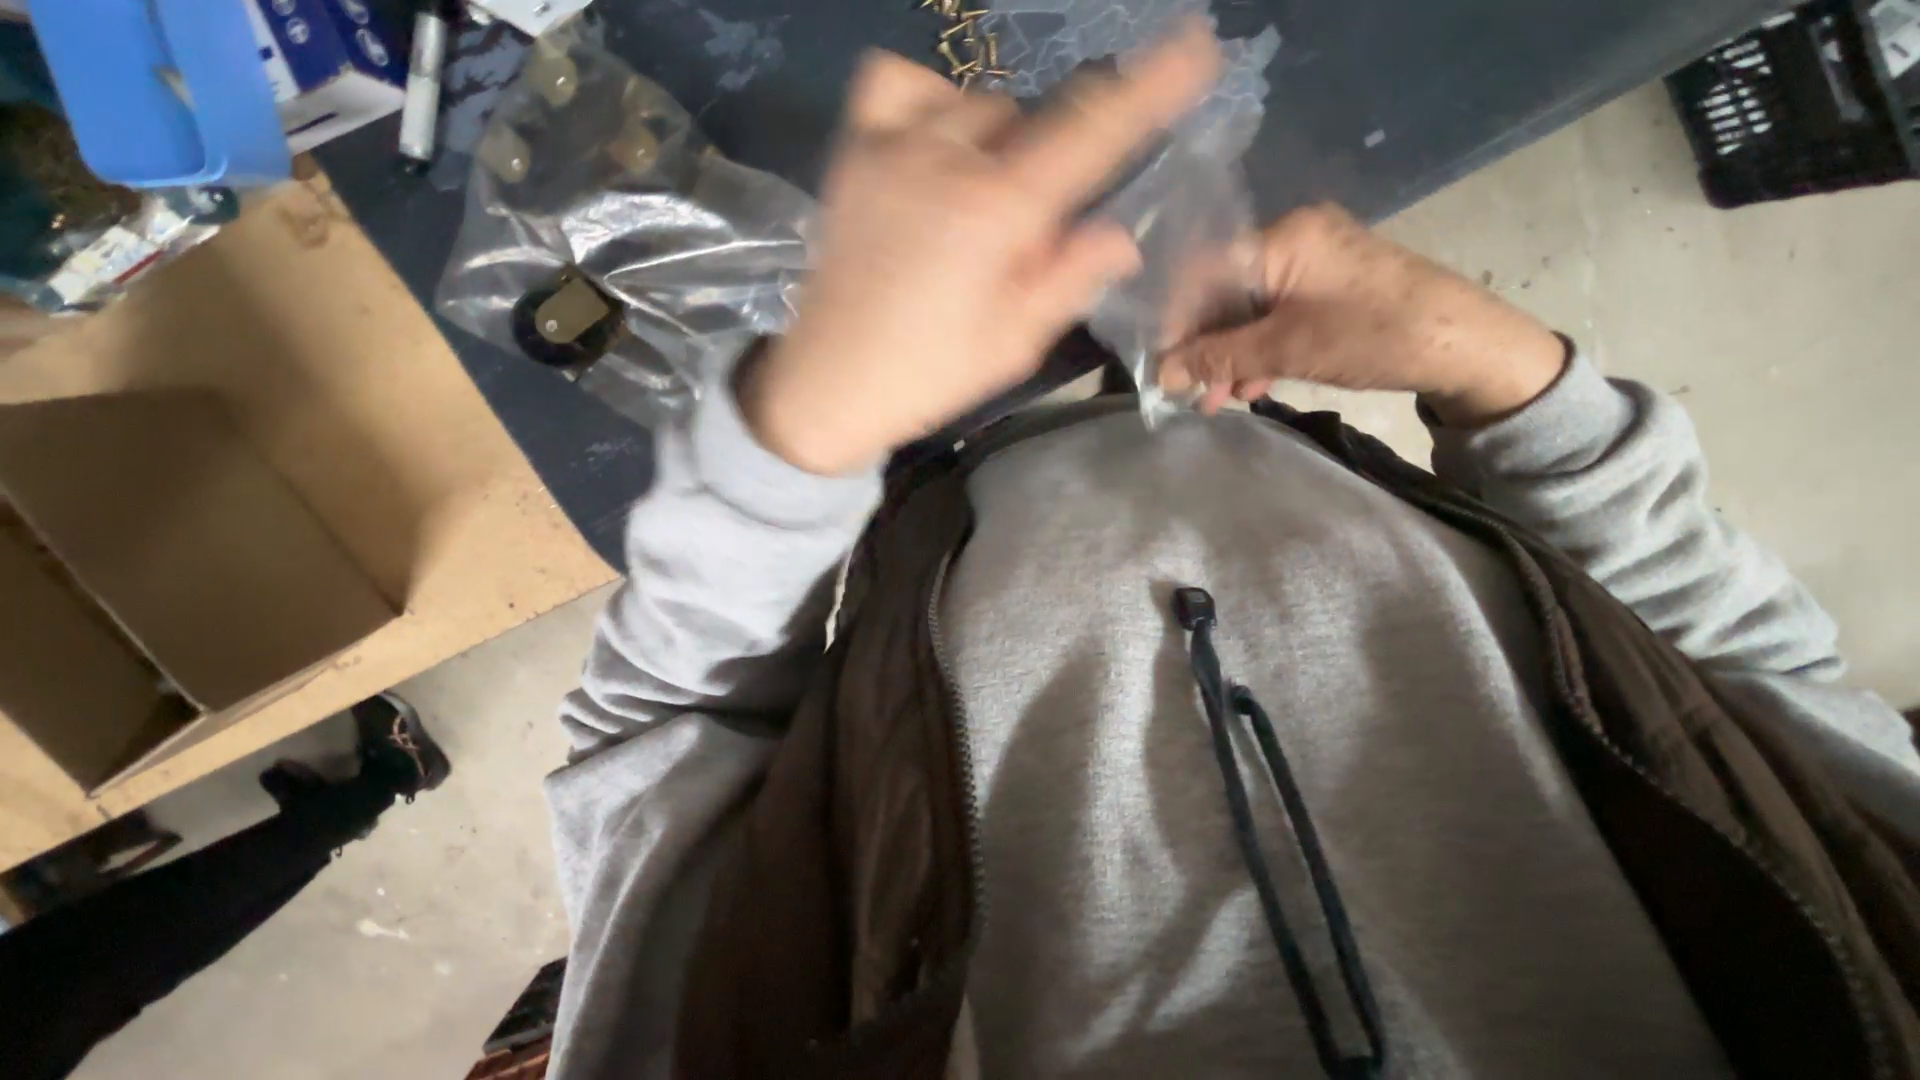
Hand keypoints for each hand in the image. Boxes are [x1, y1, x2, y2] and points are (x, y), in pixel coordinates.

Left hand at [739, 23, 1222, 473]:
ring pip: (976, 105)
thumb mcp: (1015, 340)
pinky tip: (934, 145)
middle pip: (1033, 119)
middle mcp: (947, 160)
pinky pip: (897, 84)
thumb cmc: (928, 375)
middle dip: (1049, 164)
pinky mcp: (852, 154)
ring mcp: (892, 148)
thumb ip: (1071, 276)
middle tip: (1028, 231)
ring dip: (997, 142)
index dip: (1149, 86)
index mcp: (997, 212)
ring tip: (979, 199)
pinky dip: (929, 102)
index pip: (1091, 132)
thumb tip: (1119, 232)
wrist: (826, 386)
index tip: (1194, 47)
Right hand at [1159, 204, 1567, 426]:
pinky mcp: (1332, 287)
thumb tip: (1162, 373)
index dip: (1177, 322)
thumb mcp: (1286, 349)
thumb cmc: (1373, 335)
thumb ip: (1219, 358)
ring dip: (1231, 355)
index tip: (1161, 366)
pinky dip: (1262, 349)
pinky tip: (1250, 385)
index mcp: (1283, 236)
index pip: (1204, 273)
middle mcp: (1295, 238)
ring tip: (1217, 401)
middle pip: (1226, 292)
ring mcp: (1317, 262)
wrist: (1468, 344)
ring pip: (1252, 309)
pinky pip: (1280, 314)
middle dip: (1205, 346)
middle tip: (1188, 392)